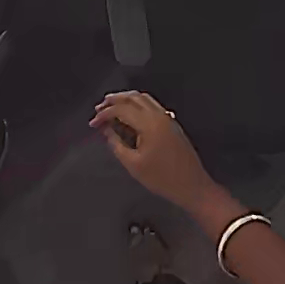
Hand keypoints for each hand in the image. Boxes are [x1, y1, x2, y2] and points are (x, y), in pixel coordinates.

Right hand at [90, 92, 230, 218]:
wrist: (192, 185)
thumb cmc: (161, 178)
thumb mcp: (133, 164)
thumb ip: (116, 144)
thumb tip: (106, 130)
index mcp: (149, 123)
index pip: (122, 109)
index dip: (105, 114)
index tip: (93, 123)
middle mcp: (159, 115)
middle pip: (134, 97)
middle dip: (114, 100)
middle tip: (99, 108)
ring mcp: (167, 118)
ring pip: (144, 99)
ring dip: (126, 100)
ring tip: (111, 108)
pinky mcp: (172, 124)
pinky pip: (152, 106)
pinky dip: (137, 105)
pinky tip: (129, 115)